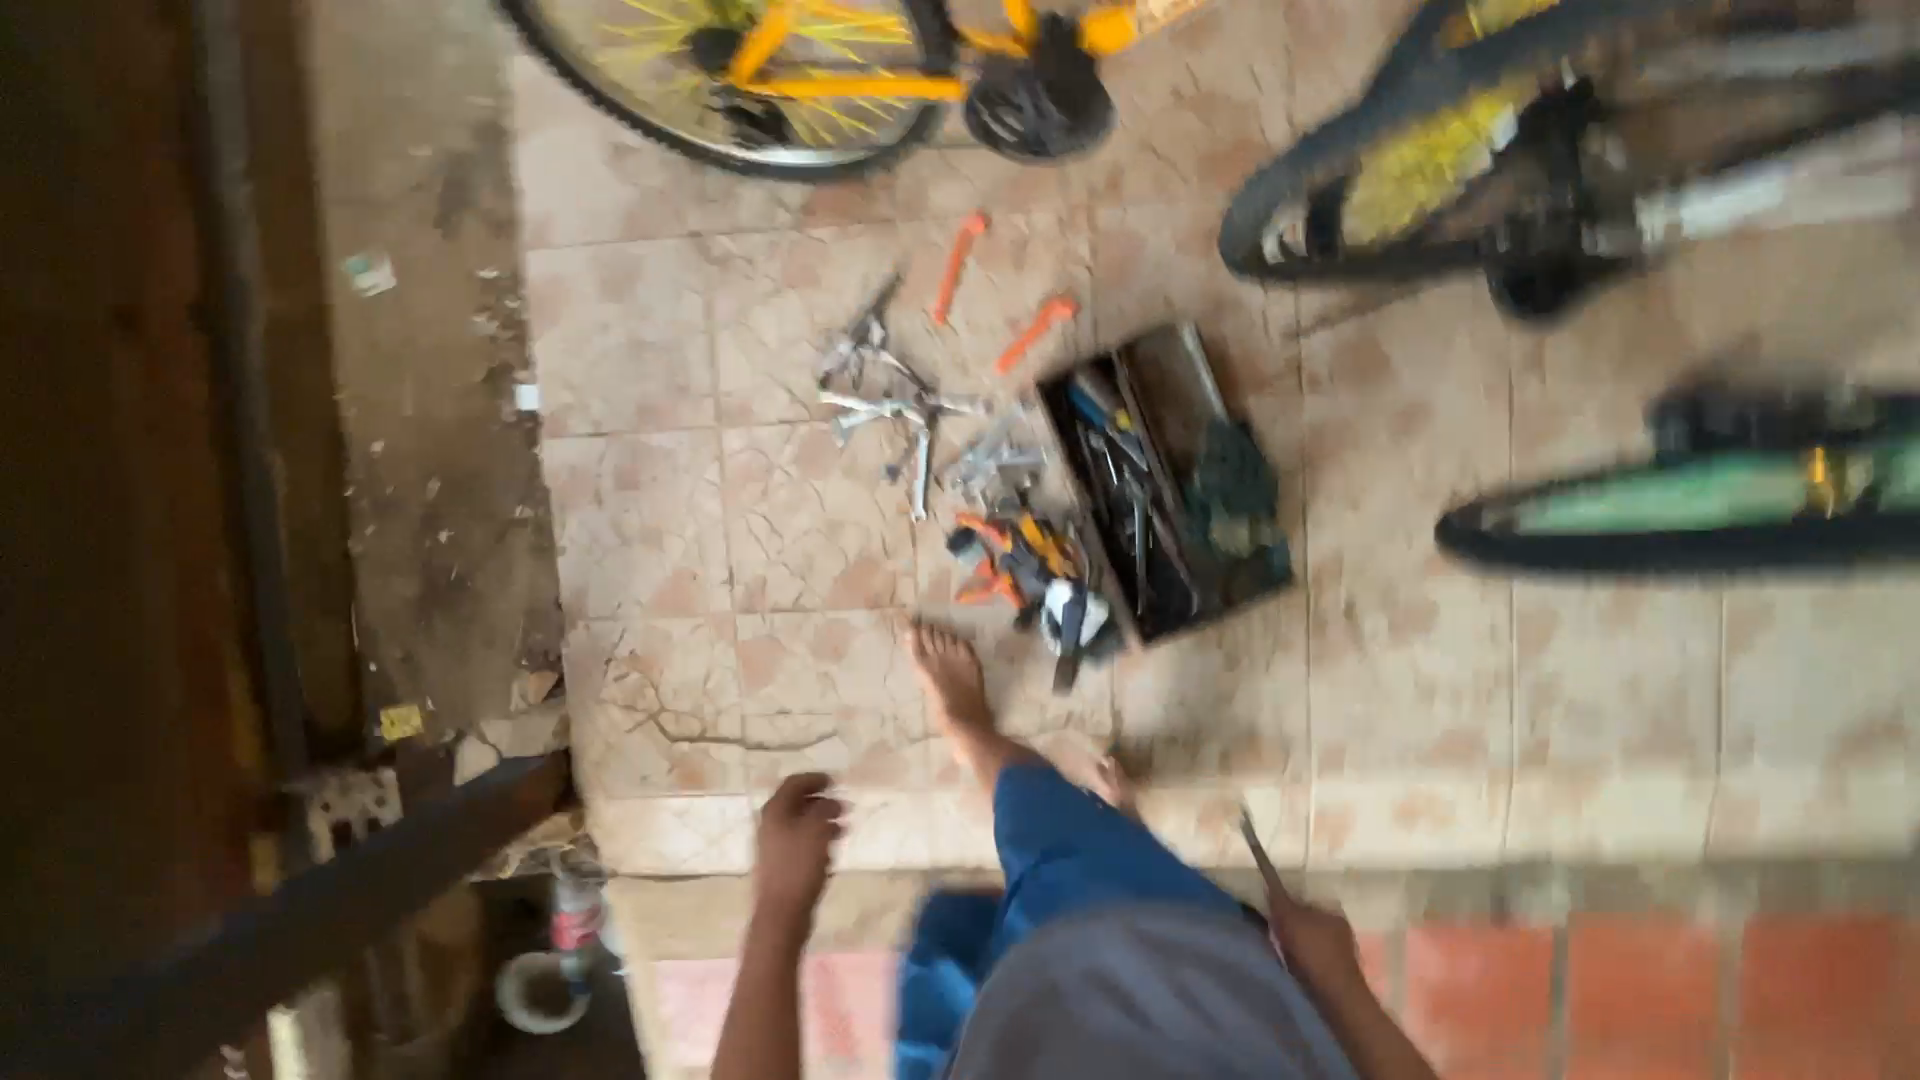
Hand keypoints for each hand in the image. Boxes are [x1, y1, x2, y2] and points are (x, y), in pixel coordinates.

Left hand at [752, 773, 845, 924]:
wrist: (781, 913)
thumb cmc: (799, 866)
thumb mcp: (816, 829)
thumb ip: (824, 808)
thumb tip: (830, 801)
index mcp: (775, 810)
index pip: (794, 782)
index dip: (815, 778)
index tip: (836, 782)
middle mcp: (771, 824)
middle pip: (797, 802)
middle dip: (821, 801)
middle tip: (843, 806)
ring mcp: (774, 845)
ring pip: (801, 823)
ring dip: (822, 820)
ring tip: (843, 827)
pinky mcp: (781, 864)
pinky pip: (801, 841)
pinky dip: (818, 838)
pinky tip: (832, 848)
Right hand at [1266, 880, 1366, 994]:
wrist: (1337, 997)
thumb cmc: (1313, 951)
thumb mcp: (1289, 917)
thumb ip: (1277, 895)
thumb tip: (1266, 870)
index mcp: (1332, 910)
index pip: (1303, 898)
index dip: (1285, 899)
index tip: (1269, 903)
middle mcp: (1339, 927)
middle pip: (1305, 917)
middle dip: (1288, 919)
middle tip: (1269, 923)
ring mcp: (1340, 950)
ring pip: (1308, 937)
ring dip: (1293, 939)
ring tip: (1276, 943)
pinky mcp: (1336, 969)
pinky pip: (1311, 954)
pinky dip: (1300, 955)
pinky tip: (1290, 961)